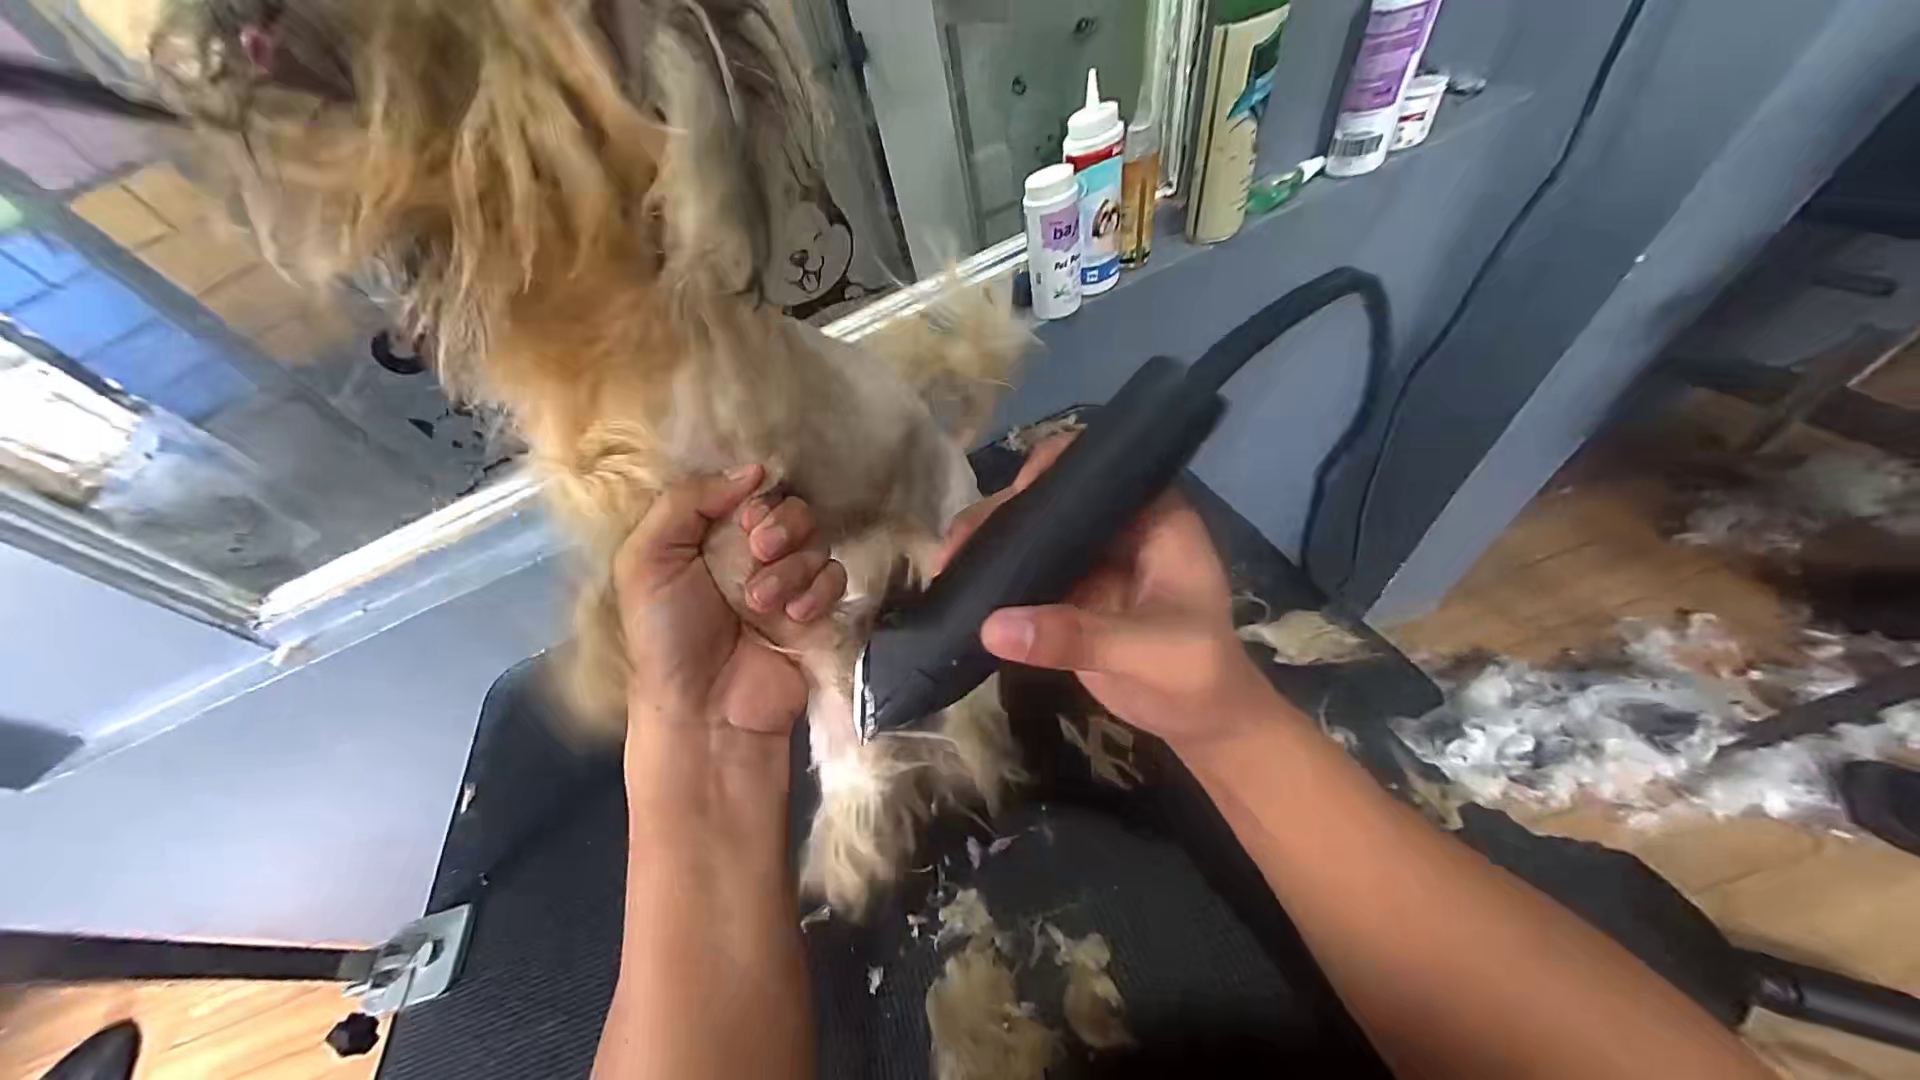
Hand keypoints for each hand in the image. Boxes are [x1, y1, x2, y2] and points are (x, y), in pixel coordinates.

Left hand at [614, 465, 846, 735]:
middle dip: (781, 527)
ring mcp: (789, 581)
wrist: (706, 710)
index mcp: (712, 536)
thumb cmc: (667, 636)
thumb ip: (687, 503)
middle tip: (759, 552)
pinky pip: (836, 577)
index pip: (751, 491)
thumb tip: (752, 469)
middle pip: (793, 510)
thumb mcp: (647, 562)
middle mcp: (754, 553)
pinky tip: (794, 617)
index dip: (755, 497)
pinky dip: (819, 592)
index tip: (744, 519)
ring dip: (792, 570)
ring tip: (761, 605)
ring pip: (817, 543)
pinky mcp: (818, 609)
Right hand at [951, 437, 1282, 750]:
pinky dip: (993, 577)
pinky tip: (958, 584)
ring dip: (989, 542)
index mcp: (1153, 517)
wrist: (1200, 720)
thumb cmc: (1197, 673)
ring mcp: (1089, 559)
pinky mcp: (1067, 592)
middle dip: (1003, 512)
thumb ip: (1077, 635)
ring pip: (1031, 533)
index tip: (1017, 496)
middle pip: (1052, 498)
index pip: (1100, 468)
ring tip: (947, 562)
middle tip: (958, 543)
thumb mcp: (1148, 651)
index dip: (1055, 467)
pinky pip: (1023, 573)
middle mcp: (1116, 527)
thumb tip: (993, 627)